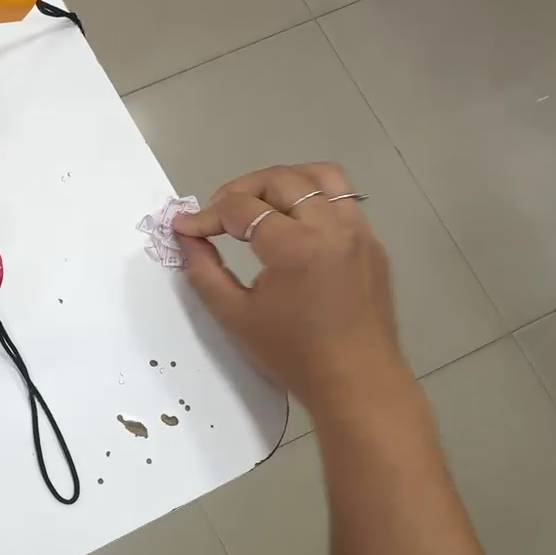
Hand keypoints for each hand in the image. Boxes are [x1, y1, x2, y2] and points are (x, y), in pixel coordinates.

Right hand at [173, 164, 407, 419]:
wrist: (355, 378)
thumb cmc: (290, 352)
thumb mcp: (234, 314)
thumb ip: (204, 270)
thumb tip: (186, 238)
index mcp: (296, 248)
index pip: (242, 209)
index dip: (206, 216)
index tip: (183, 228)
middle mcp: (332, 228)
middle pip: (281, 179)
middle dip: (239, 189)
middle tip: (215, 214)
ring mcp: (358, 231)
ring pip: (320, 176)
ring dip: (280, 182)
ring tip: (254, 205)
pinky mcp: (371, 241)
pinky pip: (341, 199)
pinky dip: (308, 198)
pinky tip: (287, 224)